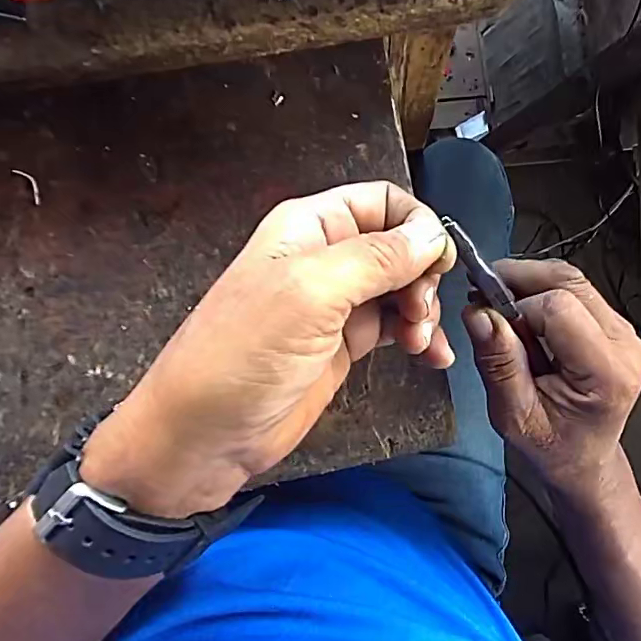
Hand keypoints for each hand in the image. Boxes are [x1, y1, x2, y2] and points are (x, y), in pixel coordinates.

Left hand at [80, 181, 455, 516]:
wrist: (203, 438)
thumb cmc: (236, 359)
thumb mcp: (311, 294)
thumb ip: (377, 257)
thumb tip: (431, 234)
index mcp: (311, 228)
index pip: (383, 202)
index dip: (417, 226)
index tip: (437, 261)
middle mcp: (327, 259)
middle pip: (402, 246)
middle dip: (423, 276)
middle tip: (420, 311)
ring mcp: (338, 303)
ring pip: (405, 287)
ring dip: (425, 311)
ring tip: (420, 342)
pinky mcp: (346, 342)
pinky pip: (398, 326)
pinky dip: (421, 337)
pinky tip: (431, 356)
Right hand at [463, 260, 640, 499]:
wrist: (584, 458)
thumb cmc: (554, 446)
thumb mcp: (514, 416)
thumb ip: (499, 364)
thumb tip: (479, 314)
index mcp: (607, 372)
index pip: (559, 308)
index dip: (516, 308)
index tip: (490, 323)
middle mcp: (625, 346)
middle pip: (569, 282)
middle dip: (520, 280)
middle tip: (484, 296)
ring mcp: (625, 332)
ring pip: (572, 279)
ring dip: (530, 283)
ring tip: (499, 305)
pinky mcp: (615, 325)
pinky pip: (576, 290)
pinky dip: (542, 291)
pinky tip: (521, 312)